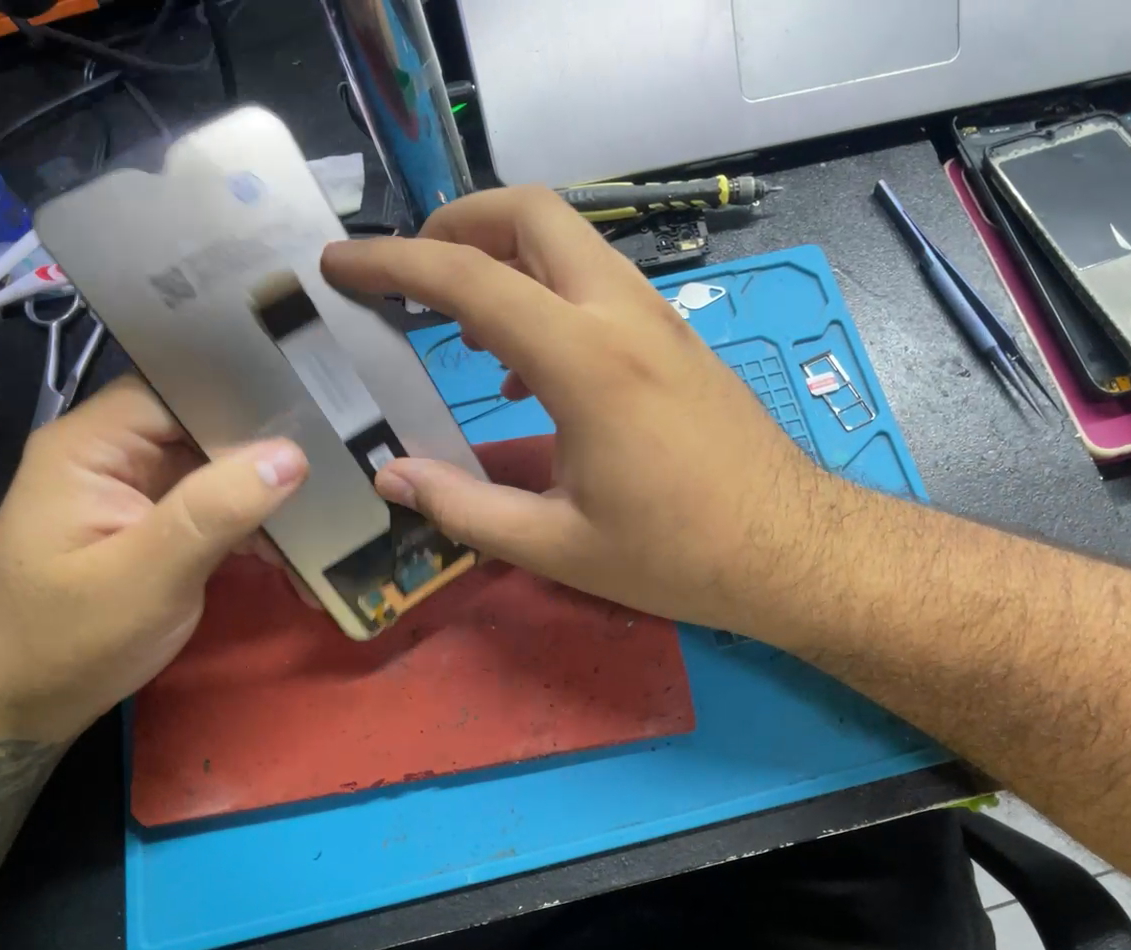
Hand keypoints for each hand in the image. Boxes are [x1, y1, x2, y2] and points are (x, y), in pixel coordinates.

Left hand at [0, 378, 308, 742]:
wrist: (20, 709)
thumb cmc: (66, 641)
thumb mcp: (145, 577)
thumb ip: (214, 511)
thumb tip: (291, 454)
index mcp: (91, 448)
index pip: (175, 389)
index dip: (242, 394)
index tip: (314, 411)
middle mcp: (114, 457)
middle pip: (203, 426)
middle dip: (269, 445)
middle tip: (343, 458)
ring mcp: (136, 494)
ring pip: (217, 468)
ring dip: (269, 490)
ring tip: (333, 504)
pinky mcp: (156, 528)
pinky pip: (216, 507)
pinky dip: (255, 524)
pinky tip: (297, 548)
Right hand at [321, 186, 845, 638]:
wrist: (792, 549)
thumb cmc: (678, 555)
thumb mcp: (558, 545)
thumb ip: (465, 509)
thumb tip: (392, 478)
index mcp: (584, 360)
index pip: (469, 277)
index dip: (391, 263)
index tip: (339, 266)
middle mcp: (623, 314)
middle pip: (531, 213)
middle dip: (456, 223)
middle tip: (410, 277)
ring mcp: (659, 317)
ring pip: (570, 242)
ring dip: (504, 257)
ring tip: (458, 326)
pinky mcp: (677, 336)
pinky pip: (598, 282)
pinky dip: (545, 292)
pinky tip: (526, 370)